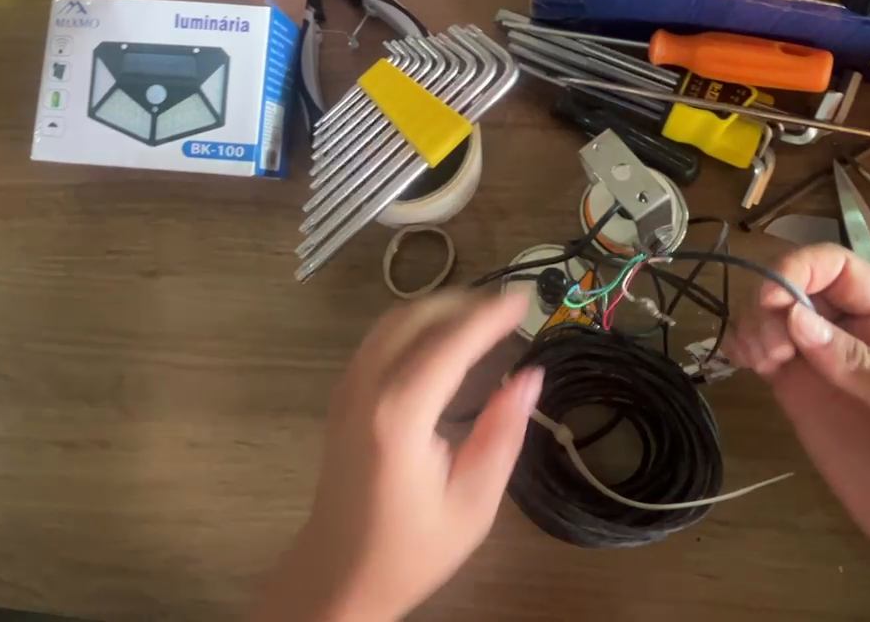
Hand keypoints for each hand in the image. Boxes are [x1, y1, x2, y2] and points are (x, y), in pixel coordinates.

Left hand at [253, 291, 541, 621]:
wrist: (339, 571)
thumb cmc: (412, 546)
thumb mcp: (472, 503)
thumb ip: (502, 433)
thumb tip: (529, 376)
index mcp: (400, 415)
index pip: (449, 343)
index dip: (488, 316)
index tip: (522, 299)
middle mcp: (367, 386)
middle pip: (417, 317)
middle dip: (464, 303)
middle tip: (506, 308)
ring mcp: (348, 384)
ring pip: (394, 319)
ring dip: (438, 308)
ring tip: (481, 316)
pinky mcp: (343, 389)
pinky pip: (380, 335)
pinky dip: (415, 322)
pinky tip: (443, 336)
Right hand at [725, 245, 869, 619]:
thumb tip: (796, 317)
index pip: (840, 267)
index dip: (800, 268)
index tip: (773, 303)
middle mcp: (860, 335)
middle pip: (798, 285)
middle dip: (769, 301)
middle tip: (765, 347)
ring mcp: (829, 366)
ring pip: (774, 316)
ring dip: (752, 324)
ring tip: (755, 360)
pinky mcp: (805, 396)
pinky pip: (765, 353)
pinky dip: (743, 347)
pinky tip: (742, 362)